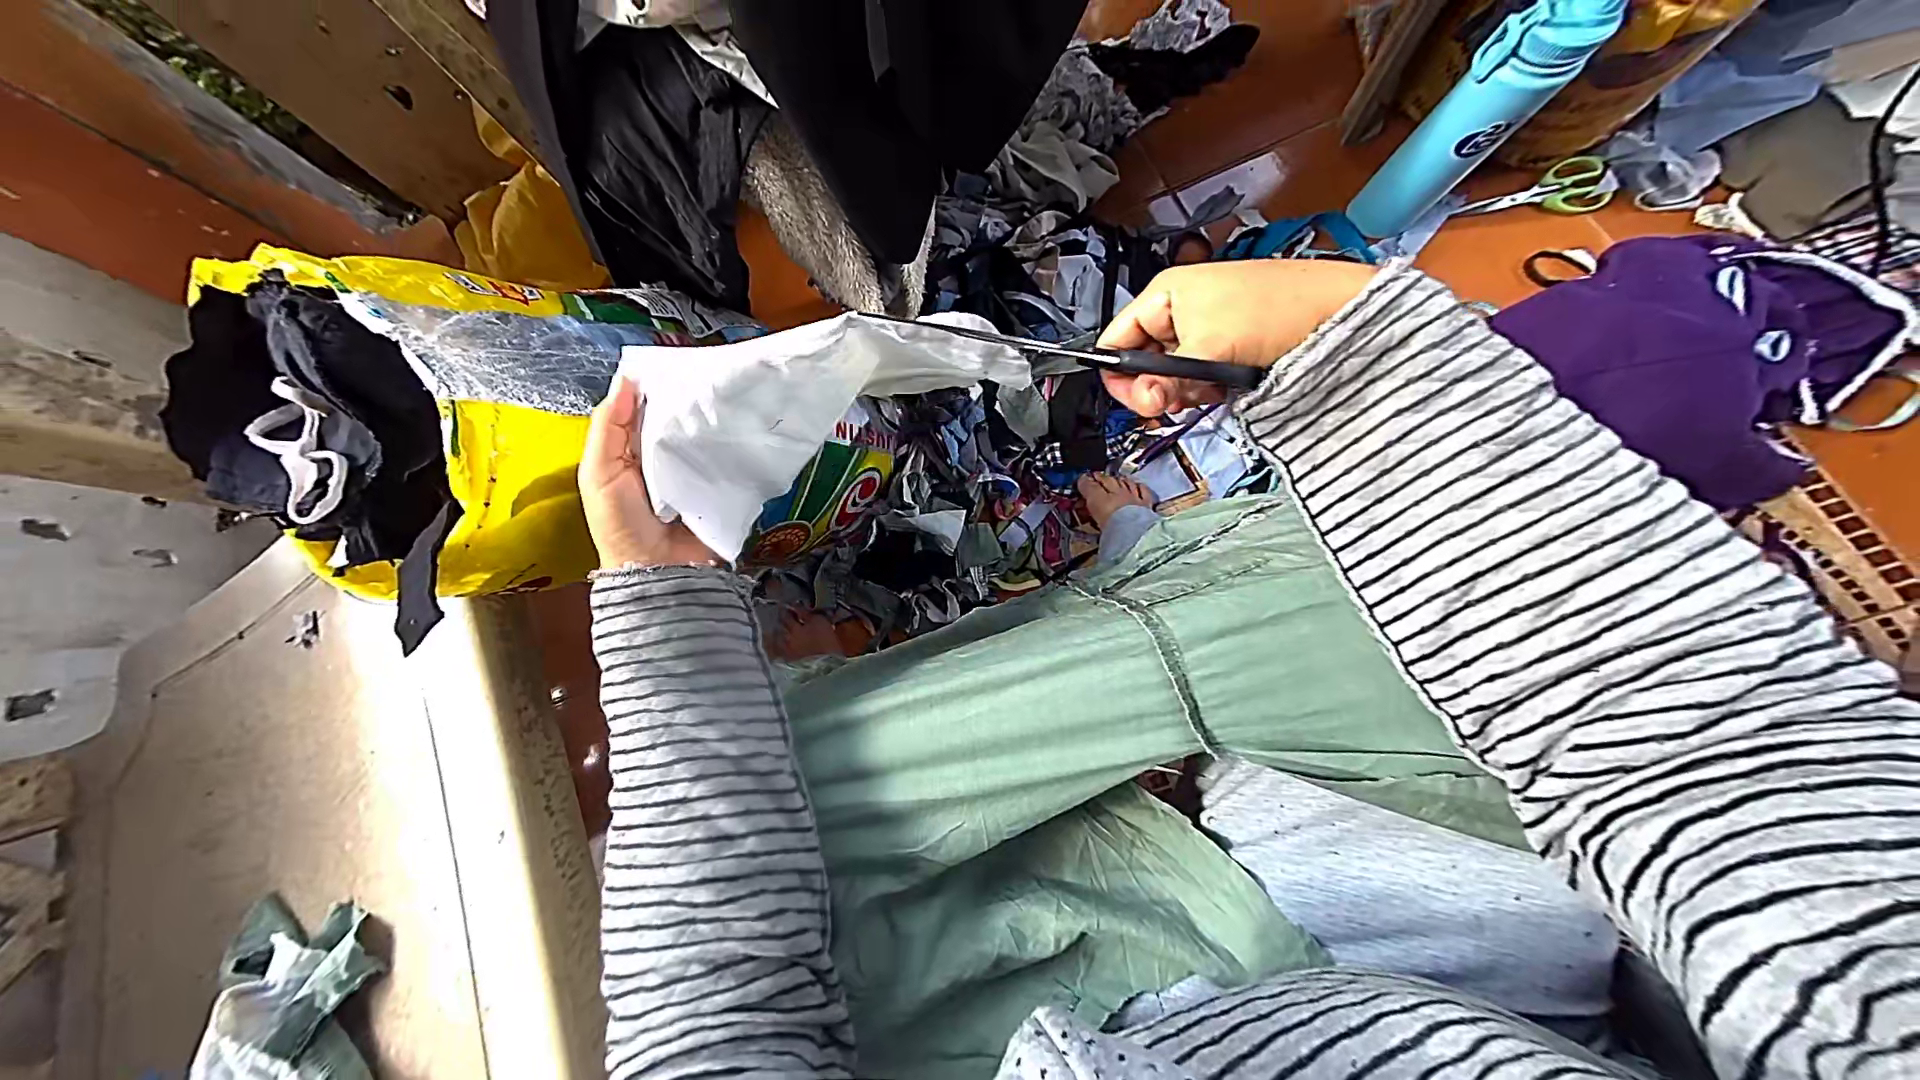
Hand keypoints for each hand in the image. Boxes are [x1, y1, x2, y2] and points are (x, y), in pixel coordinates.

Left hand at [579, 373, 723, 569]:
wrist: (660, 570)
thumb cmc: (621, 525)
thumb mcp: (600, 472)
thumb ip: (608, 427)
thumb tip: (626, 380)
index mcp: (630, 451)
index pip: (644, 409)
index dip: (655, 388)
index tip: (676, 366)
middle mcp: (663, 457)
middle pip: (678, 420)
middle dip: (689, 402)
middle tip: (708, 379)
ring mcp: (693, 471)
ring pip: (704, 437)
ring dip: (712, 423)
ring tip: (726, 401)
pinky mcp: (718, 485)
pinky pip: (726, 459)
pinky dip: (730, 447)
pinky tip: (738, 432)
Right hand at [1097, 260, 1378, 415]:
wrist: (1334, 314)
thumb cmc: (1279, 306)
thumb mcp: (1207, 347)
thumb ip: (1165, 378)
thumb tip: (1141, 399)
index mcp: (1164, 294)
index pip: (1115, 341)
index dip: (1121, 375)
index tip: (1140, 400)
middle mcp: (1178, 311)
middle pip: (1141, 363)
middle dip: (1157, 386)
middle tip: (1175, 398)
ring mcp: (1200, 330)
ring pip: (1167, 375)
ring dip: (1183, 390)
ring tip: (1209, 387)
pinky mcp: (1220, 347)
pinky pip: (1193, 378)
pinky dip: (1203, 389)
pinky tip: (1221, 387)